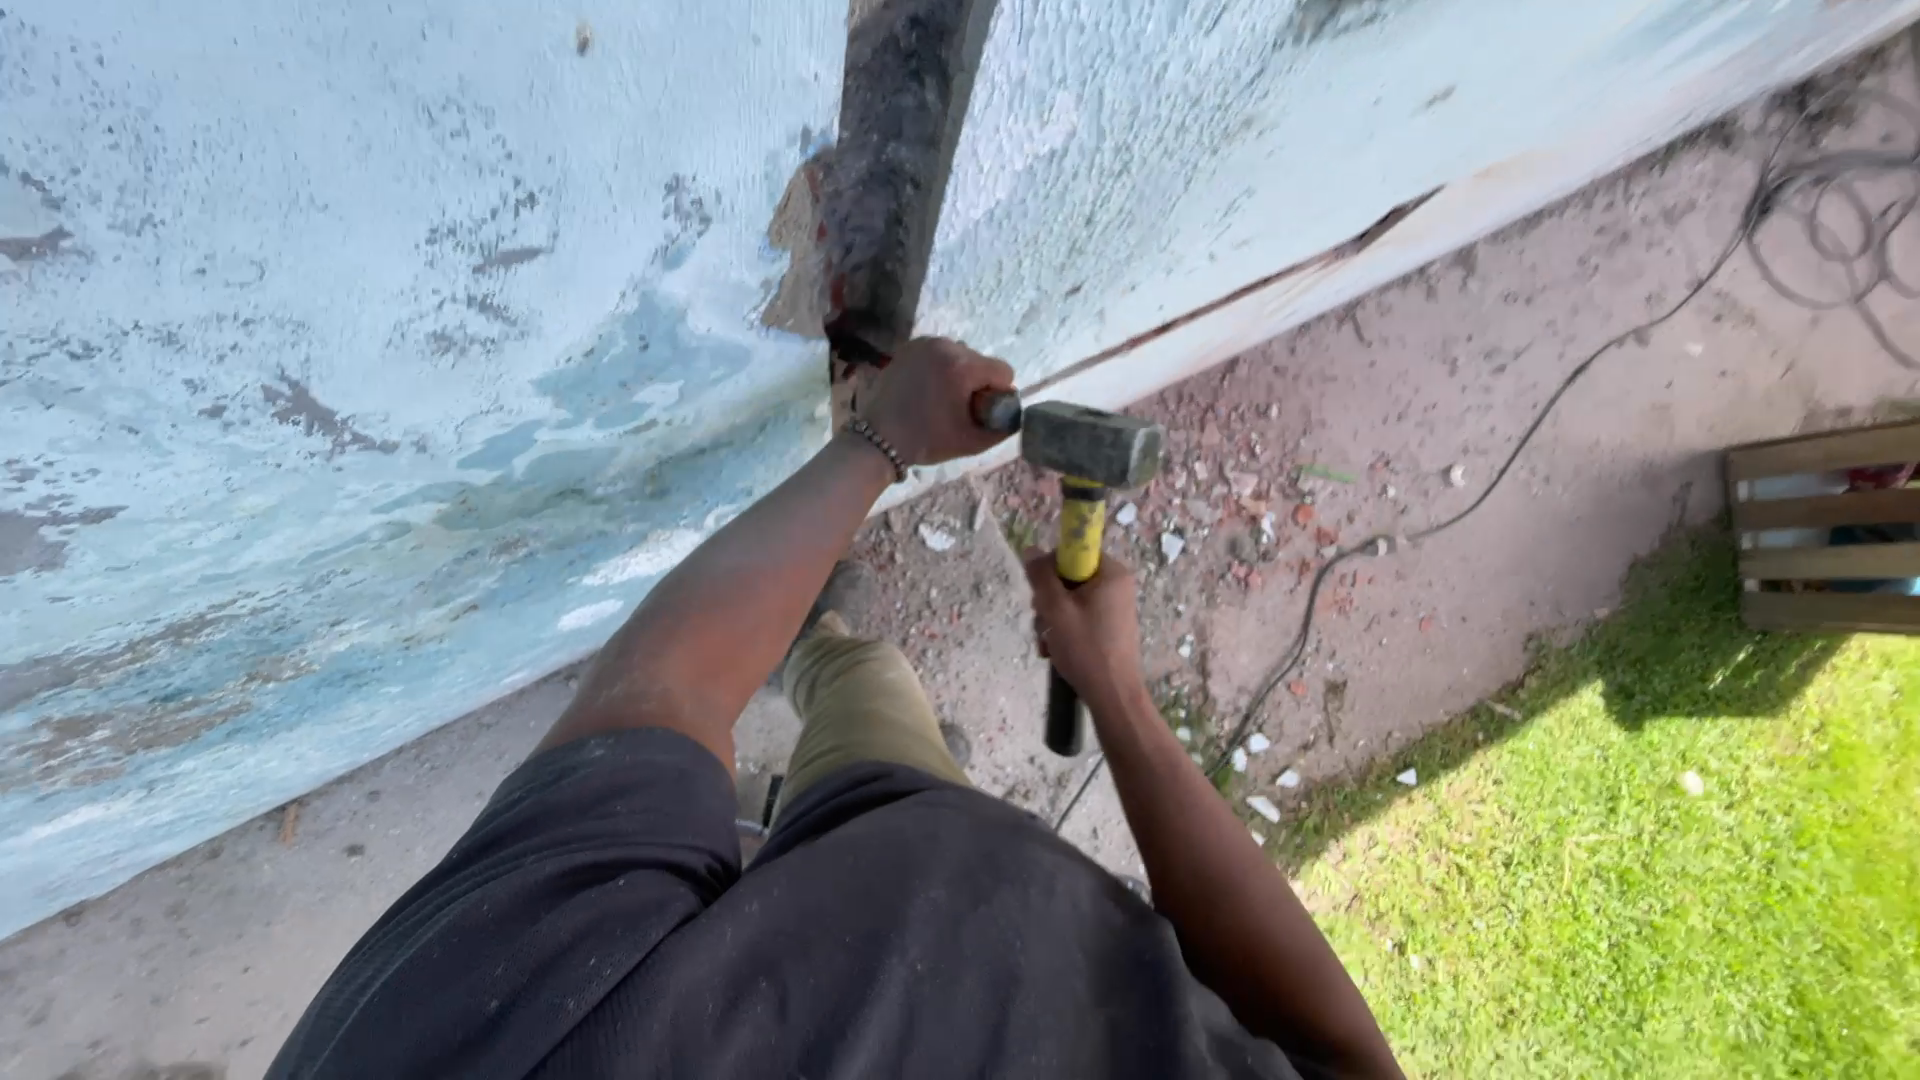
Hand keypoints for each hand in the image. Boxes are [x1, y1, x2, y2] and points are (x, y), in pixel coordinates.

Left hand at [860, 337, 1015, 466]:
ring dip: (959, 372)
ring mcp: (925, 343)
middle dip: (977, 381)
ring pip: (959, 354)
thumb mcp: (972, 441)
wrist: (879, 438)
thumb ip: (1003, 428)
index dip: (998, 393)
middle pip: (980, 361)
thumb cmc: (927, 441)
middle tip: (958, 406)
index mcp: (963, 366)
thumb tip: (1013, 414)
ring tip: (942, 397)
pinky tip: (928, 387)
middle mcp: (946, 346)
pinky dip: (939, 366)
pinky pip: (938, 352)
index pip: (1003, 370)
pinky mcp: (909, 347)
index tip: (981, 409)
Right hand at [1024, 550, 1145, 712]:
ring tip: (1048, 643)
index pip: (1072, 552)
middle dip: (1048, 601)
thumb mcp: (1056, 609)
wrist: (1112, 695)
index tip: (1042, 594)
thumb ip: (1041, 576)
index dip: (1051, 570)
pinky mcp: (1109, 625)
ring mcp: (1114, 606)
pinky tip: (1054, 650)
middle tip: (1044, 622)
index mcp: (1112, 572)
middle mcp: (1116, 584)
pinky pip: (1078, 616)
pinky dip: (1063, 630)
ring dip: (1051, 620)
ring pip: (1069, 600)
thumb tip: (1030, 549)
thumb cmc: (1086, 648)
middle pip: (1068, 578)